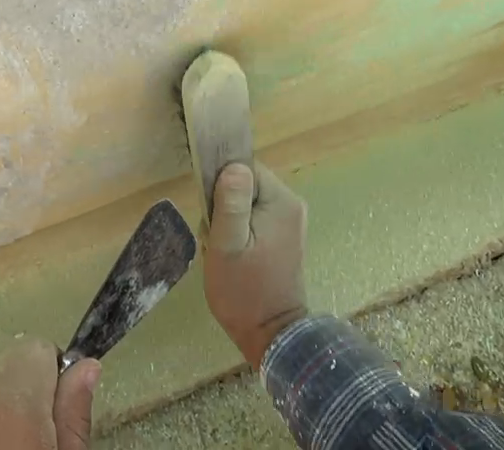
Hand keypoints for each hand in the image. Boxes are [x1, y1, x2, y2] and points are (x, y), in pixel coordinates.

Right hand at [202, 163, 309, 366]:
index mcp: (281, 201)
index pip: (245, 168)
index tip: (211, 213)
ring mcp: (290, 222)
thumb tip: (233, 166)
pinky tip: (233, 257)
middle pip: (246, 185)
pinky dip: (239, 234)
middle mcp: (291, 205)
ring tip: (222, 251)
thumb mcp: (227, 246)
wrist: (272, 336)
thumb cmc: (244, 292)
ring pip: (246, 203)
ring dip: (229, 223)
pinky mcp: (284, 237)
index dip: (221, 185)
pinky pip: (254, 219)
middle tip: (215, 239)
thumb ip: (230, 203)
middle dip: (224, 207)